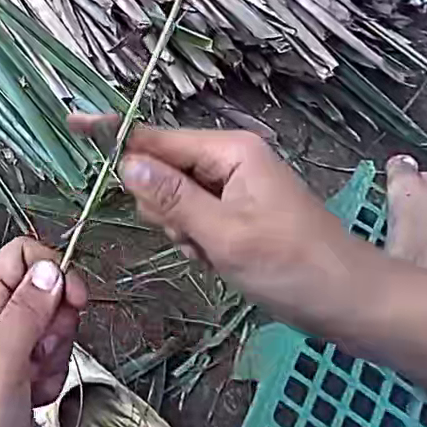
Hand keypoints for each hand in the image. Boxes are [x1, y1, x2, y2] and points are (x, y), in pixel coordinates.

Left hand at [0, 237, 87, 426]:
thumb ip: (28, 309)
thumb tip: (53, 266)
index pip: (24, 254)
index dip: (53, 270)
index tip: (72, 300)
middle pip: (48, 289)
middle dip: (57, 322)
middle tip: (39, 353)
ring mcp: (11, 345)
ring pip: (56, 325)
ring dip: (56, 355)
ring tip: (32, 381)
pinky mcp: (25, 373)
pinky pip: (56, 357)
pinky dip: (53, 378)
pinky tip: (34, 399)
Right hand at [68, 114, 382, 326]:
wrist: (353, 304)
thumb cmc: (293, 267)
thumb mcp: (224, 235)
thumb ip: (172, 198)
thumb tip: (126, 163)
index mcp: (230, 151)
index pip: (156, 138)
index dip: (114, 136)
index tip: (73, 123)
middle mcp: (229, 158)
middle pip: (162, 170)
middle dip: (165, 208)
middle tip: (193, 238)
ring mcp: (234, 183)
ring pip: (175, 197)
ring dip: (182, 228)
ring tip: (214, 252)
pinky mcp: (237, 207)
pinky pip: (194, 214)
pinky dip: (197, 238)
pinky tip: (220, 257)